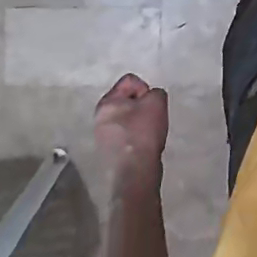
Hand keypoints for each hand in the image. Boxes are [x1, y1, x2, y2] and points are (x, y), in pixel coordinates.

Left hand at [94, 73, 167, 187]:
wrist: (134, 175)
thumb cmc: (143, 133)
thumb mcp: (157, 101)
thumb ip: (155, 92)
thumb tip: (150, 100)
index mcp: (107, 102)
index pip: (130, 81)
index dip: (146, 89)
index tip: (151, 105)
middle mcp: (99, 118)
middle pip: (127, 101)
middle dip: (142, 107)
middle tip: (152, 118)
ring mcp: (102, 138)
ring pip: (127, 120)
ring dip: (140, 123)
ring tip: (149, 135)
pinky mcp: (109, 155)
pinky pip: (126, 137)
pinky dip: (136, 139)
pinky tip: (143, 148)